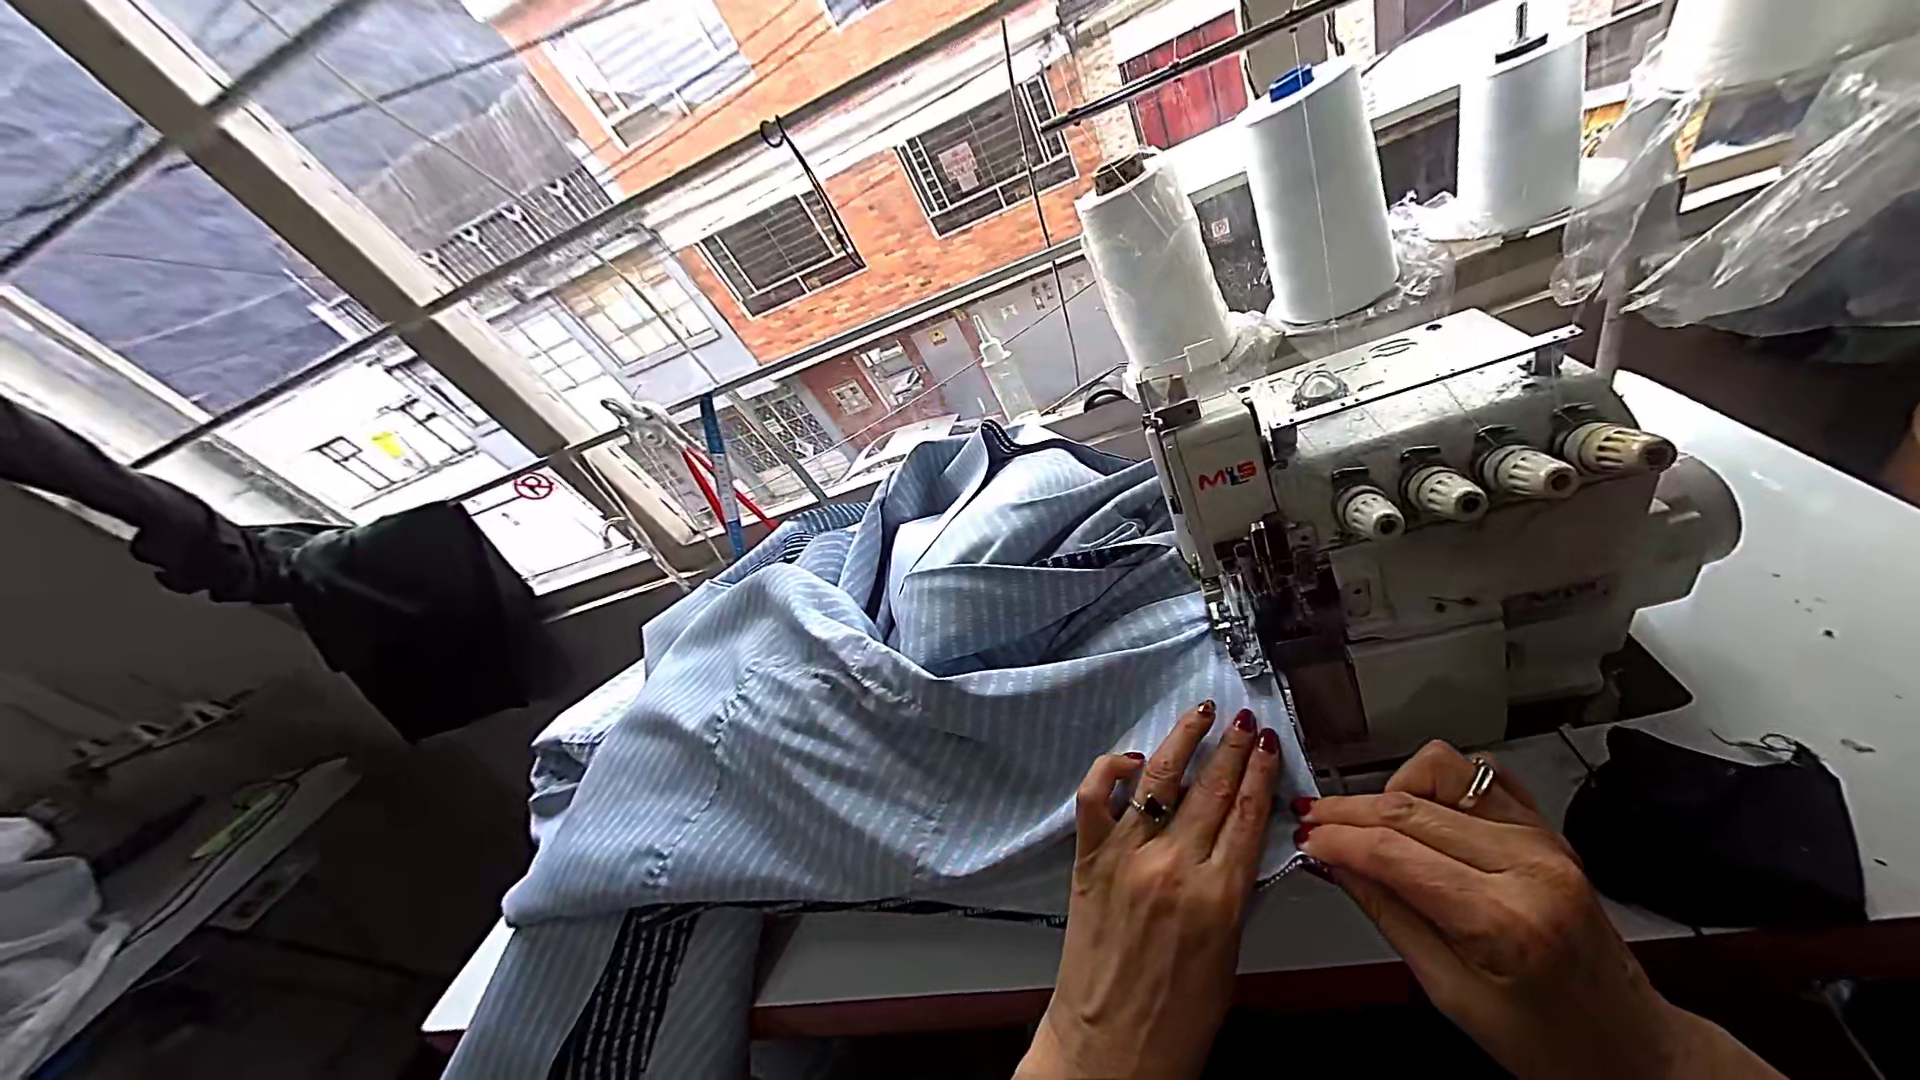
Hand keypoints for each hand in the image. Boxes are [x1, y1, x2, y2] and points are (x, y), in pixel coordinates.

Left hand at [1017, 701, 1283, 1079]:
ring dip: (1183, 740)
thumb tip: (1236, 839)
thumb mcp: (1229, 956)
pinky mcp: (1088, 857)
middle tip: (1245, 721)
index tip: (1269, 745)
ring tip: (1200, 714)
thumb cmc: (1177, 1018)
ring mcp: (1126, 856)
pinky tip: (1133, 757)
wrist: (1110, 1049)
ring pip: (1160, 779)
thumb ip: (1233, 892)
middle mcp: (1173, 867)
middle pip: (1212, 789)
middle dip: (1233, 748)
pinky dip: (1111, 769)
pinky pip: (1094, 797)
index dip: (1261, 773)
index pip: (1247, 815)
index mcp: (1219, 897)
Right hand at [1299, 740, 1782, 1079]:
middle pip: (1406, 807)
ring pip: (1436, 772)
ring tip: (1367, 820)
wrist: (1635, 1048)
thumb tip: (1331, 859)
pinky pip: (1475, 772)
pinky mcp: (1545, 827)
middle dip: (1345, 810)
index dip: (1336, 838)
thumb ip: (1384, 911)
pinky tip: (1416, 807)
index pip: (1393, 852)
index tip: (1304, 837)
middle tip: (1312, 820)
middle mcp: (1531, 867)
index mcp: (1508, 920)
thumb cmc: (1550, 1039)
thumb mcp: (1448, 991)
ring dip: (1387, 789)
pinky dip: (1433, 778)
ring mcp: (1542, 839)